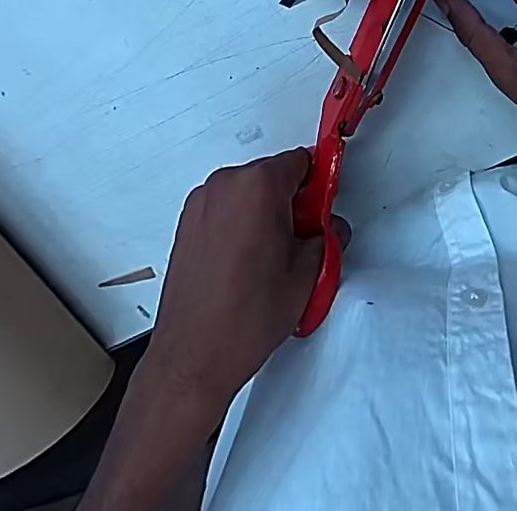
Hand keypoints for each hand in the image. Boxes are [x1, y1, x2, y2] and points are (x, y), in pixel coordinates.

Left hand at [143, 148, 347, 410]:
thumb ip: (327, 235)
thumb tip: (329, 225)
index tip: (324, 200)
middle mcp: (226, 185)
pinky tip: (248, 261)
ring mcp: (202, 202)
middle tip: (303, 236)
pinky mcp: (187, 221)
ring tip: (272, 257)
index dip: (318, 182)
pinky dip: (239, 222)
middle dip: (292, 200)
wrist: (194, 355)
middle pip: (272, 175)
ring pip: (247, 192)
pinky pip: (225, 207)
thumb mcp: (309, 273)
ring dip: (264, 211)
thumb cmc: (242, 318)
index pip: (301, 161)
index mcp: (258, 186)